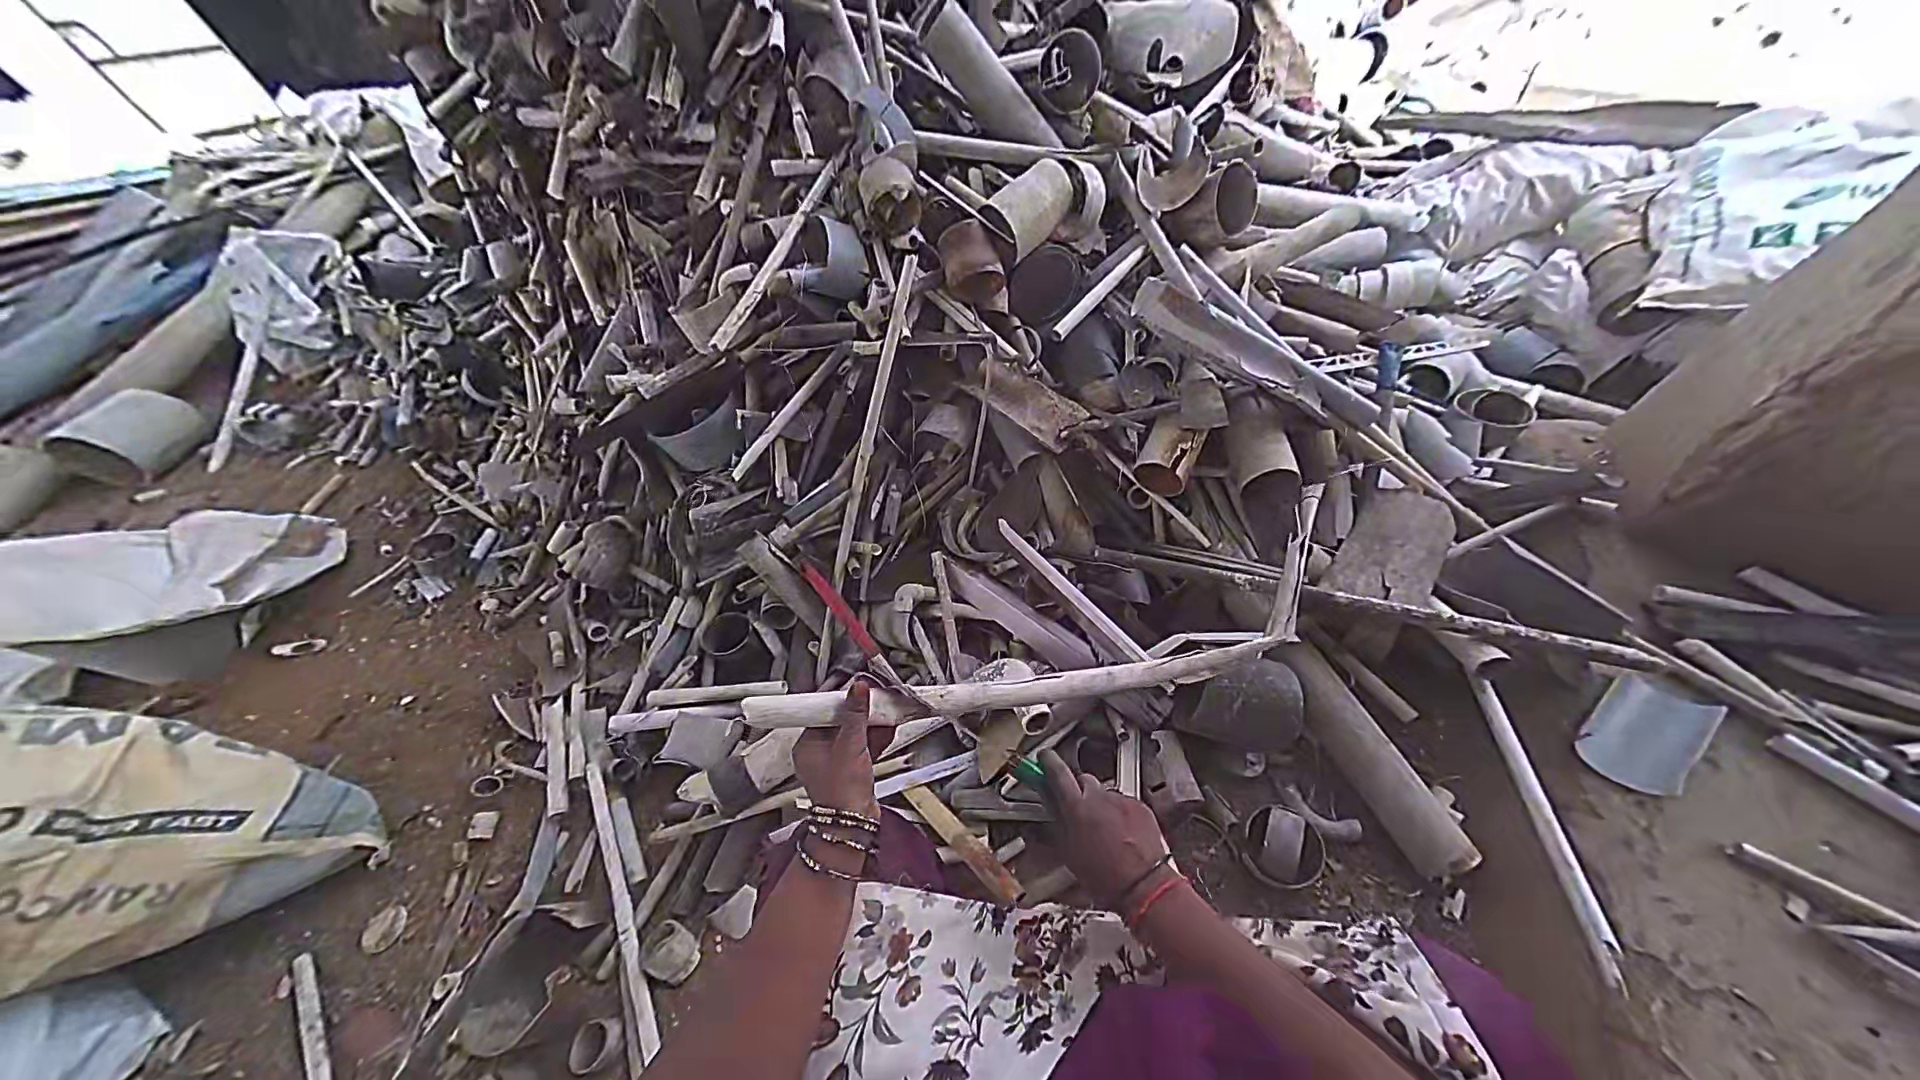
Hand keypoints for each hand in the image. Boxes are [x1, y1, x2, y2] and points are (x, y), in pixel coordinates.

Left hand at [792, 679, 883, 817]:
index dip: (839, 696)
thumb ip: (856, 714)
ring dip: (870, 721)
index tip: (853, 685)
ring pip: (854, 731)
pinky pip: (863, 744)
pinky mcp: (853, 767)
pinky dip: (875, 735)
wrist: (854, 825)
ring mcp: (837, 759)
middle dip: (859, 708)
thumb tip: (858, 688)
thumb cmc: (842, 793)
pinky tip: (886, 727)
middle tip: (873, 696)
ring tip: (884, 709)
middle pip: (839, 719)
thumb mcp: (850, 745)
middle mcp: (819, 750)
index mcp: (807, 744)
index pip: (821, 710)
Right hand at [1039, 749, 1172, 908]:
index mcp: (1076, 807)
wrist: (1145, 887)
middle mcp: (1099, 797)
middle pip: (1082, 780)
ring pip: (1104, 793)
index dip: (1048, 761)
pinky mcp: (1140, 806)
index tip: (1044, 759)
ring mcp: (1121, 800)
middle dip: (1077, 790)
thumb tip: (1050, 805)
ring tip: (1102, 830)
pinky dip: (1119, 813)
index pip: (1057, 771)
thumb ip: (1057, 820)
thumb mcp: (1068, 852)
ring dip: (1100, 805)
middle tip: (1075, 809)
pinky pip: (1123, 803)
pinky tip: (1120, 834)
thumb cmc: (1107, 878)